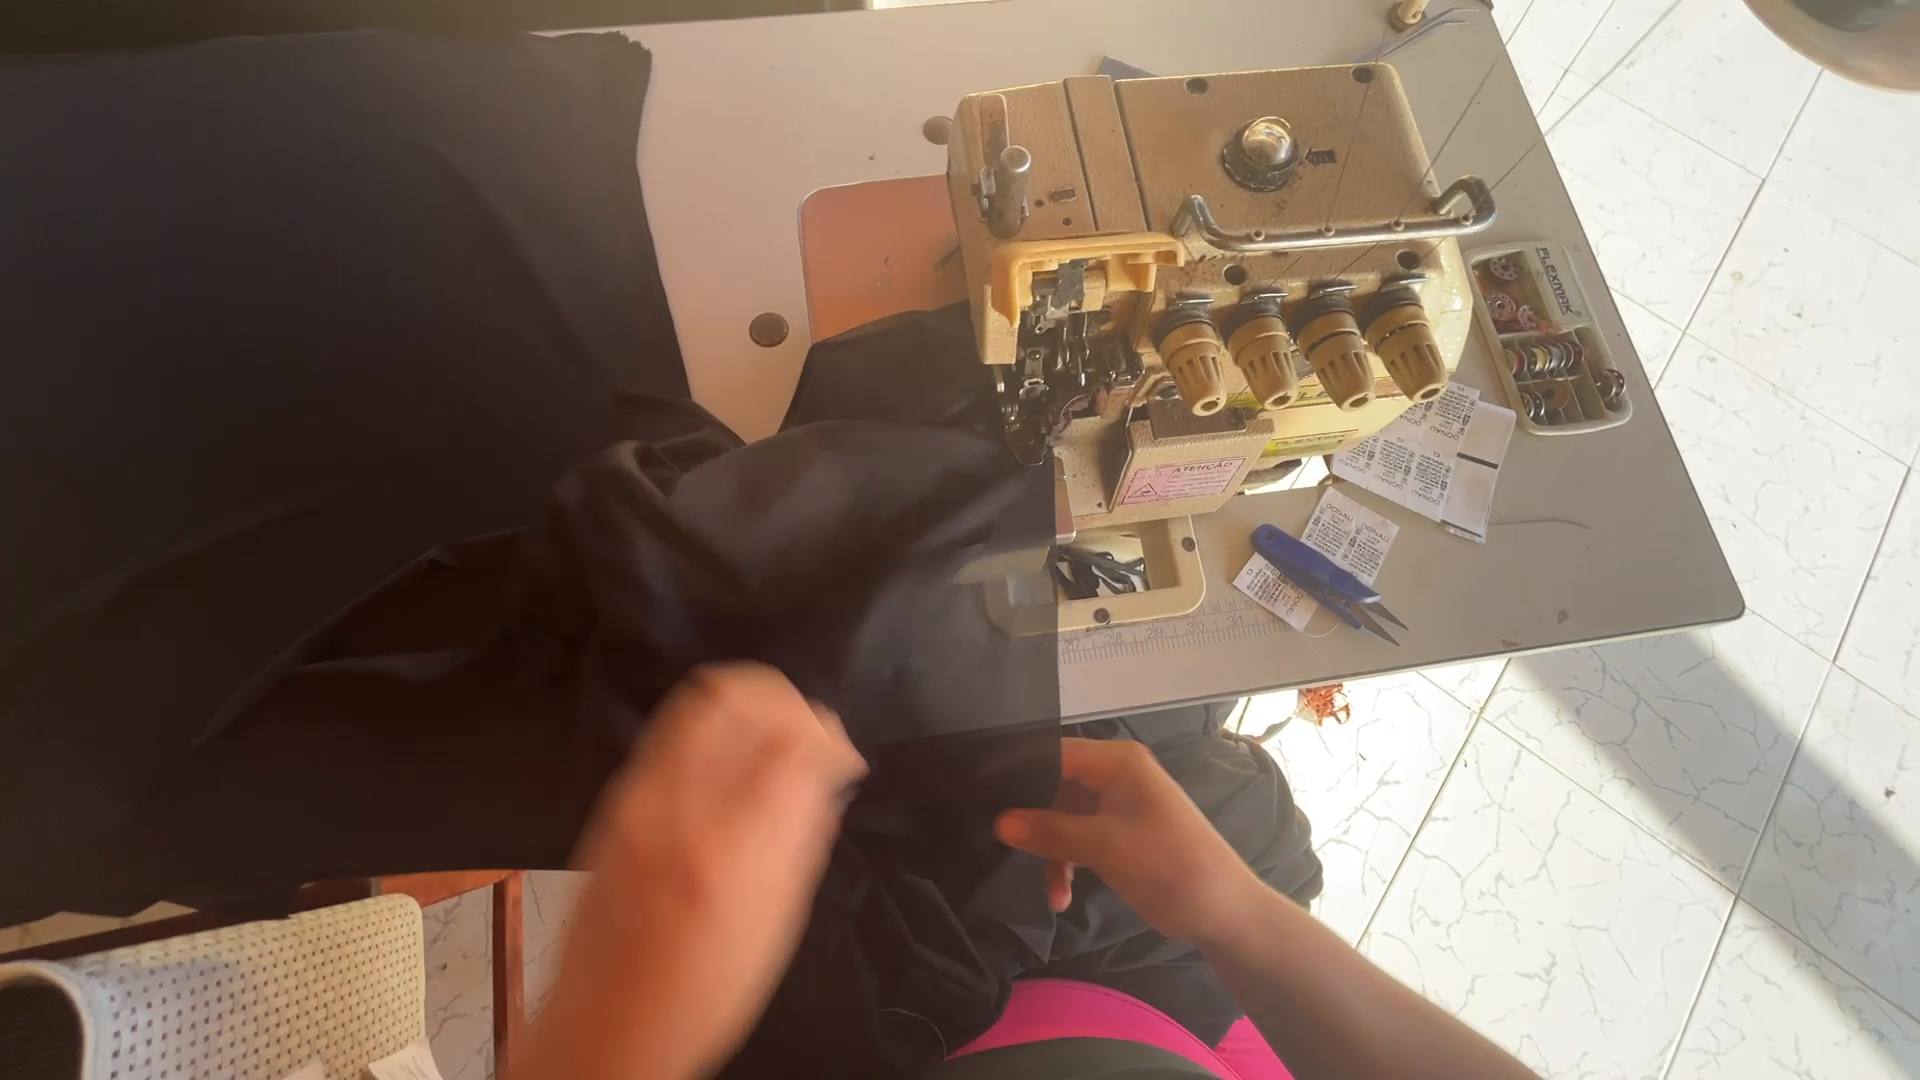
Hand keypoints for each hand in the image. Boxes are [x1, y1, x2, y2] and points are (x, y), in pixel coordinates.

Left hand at [518, 663, 866, 1079]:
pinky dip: (720, 721)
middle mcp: (677, 808)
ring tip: (777, 729)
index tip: (842, 753)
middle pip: (740, 697)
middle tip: (810, 728)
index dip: (829, 735)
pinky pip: (676, 727)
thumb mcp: (778, 920)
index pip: (791, 742)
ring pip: (703, 699)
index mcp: (729, 846)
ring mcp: (638, 797)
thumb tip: (828, 779)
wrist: (603, 1029)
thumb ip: (806, 835)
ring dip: (754, 702)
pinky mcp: (618, 799)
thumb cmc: (696, 994)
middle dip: (789, 700)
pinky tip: (736, 753)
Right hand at [995, 737, 1265, 945]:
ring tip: (1053, 892)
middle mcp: (1114, 772)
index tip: (985, 798)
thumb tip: (998, 822)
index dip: (1020, 773)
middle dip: (1035, 822)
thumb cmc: (1170, 866)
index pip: (1054, 752)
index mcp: (1117, 760)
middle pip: (1054, 786)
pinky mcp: (1118, 830)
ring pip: (1063, 816)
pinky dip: (1068, 862)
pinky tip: (1062, 895)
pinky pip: (1078, 836)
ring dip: (1053, 853)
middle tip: (1008, 849)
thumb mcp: (1106, 848)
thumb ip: (1050, 832)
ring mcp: (1117, 802)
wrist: (1227, 914)